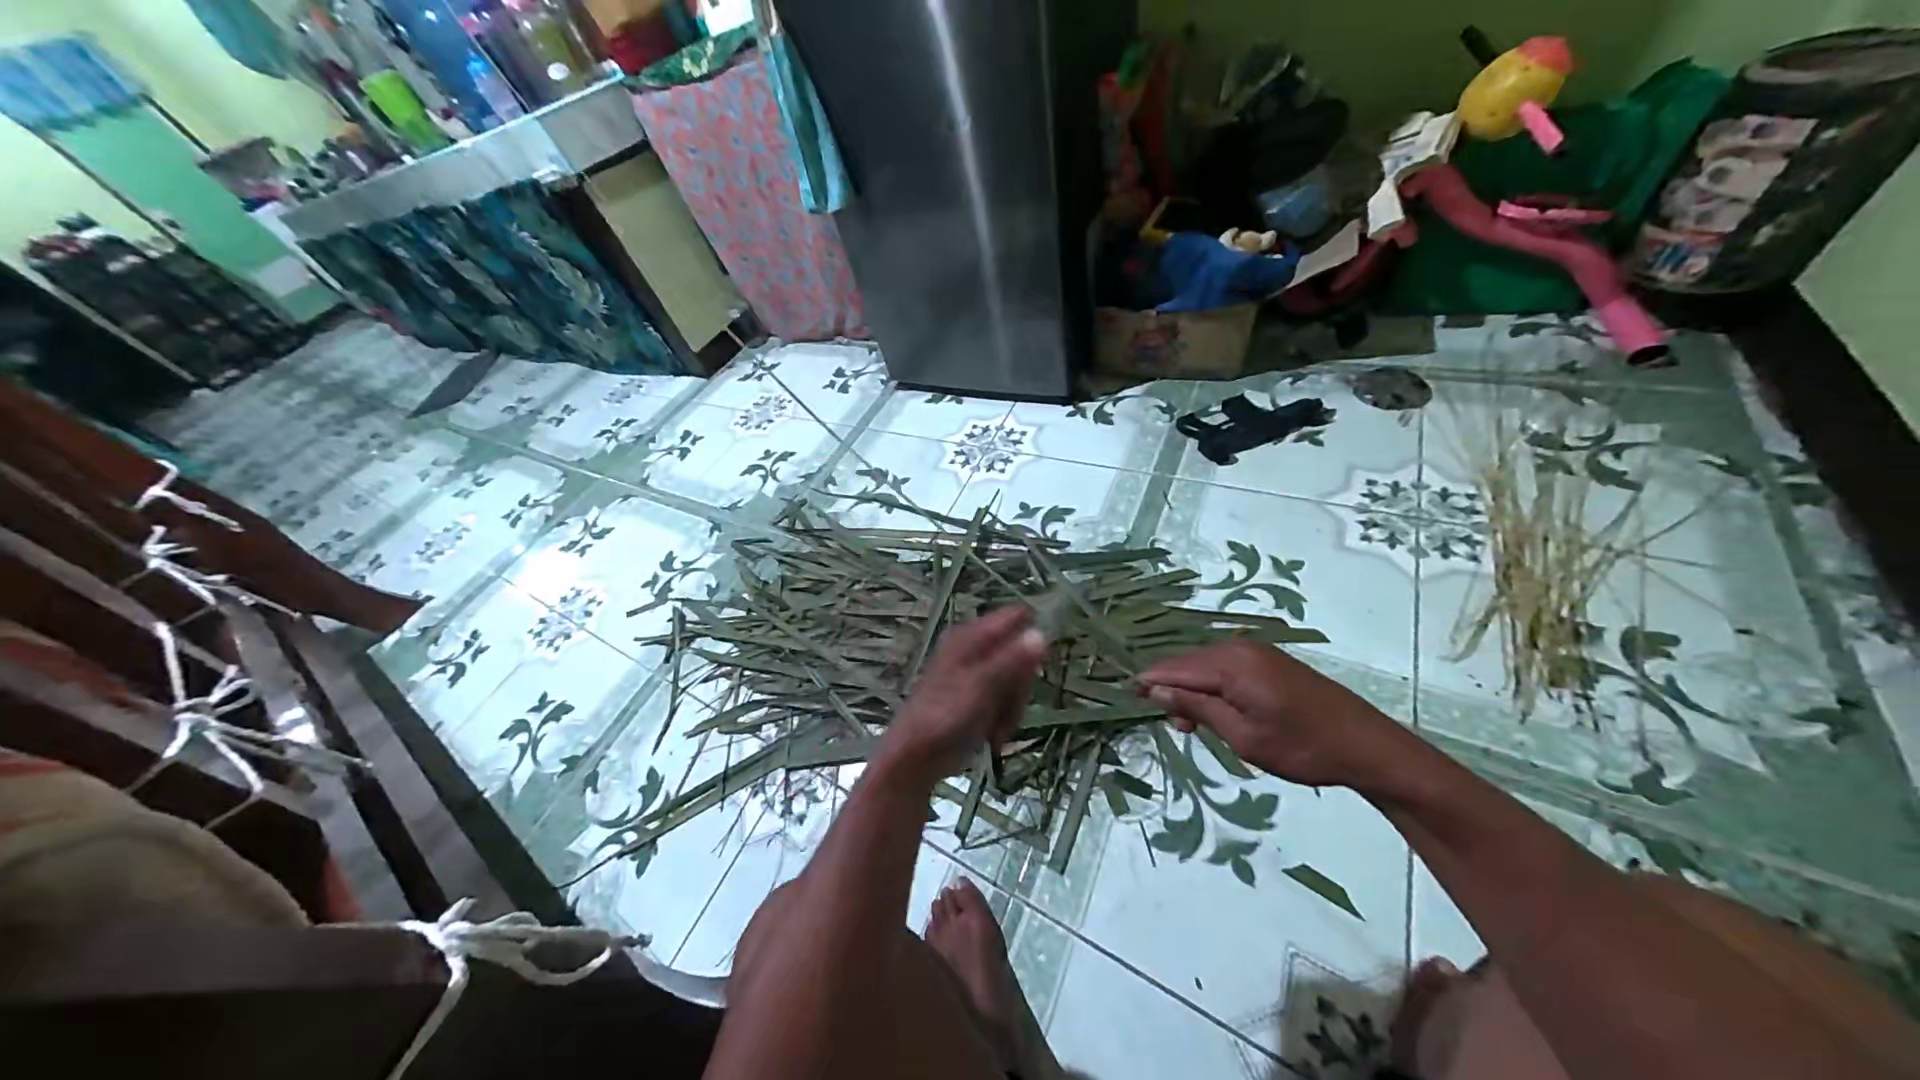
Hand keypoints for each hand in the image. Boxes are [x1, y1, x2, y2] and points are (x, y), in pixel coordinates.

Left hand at [879, 606, 1047, 783]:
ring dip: (1013, 705)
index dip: (1032, 637)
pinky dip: (1005, 716)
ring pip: (1018, 679)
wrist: (917, 756)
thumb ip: (1012, 660)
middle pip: (1022, 652)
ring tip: (996, 724)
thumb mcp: (982, 686)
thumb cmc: (945, 716)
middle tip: (1008, 704)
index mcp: (972, 636)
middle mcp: (976, 648)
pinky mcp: (980, 696)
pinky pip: (1007, 698)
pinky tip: (993, 732)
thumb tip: (1041, 633)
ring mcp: (978, 673)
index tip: (1037, 666)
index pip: (1017, 617)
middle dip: (1021, 683)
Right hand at [1135, 639, 1406, 787]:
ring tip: (1200, 727)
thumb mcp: (1242, 736)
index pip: (1174, 668)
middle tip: (1180, 729)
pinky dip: (1214, 687)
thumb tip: (1156, 691)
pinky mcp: (1270, 661)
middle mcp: (1240, 647)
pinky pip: (1226, 667)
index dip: (1149, 684)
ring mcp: (1257, 651)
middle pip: (1188, 664)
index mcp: (1232, 663)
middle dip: (1173, 691)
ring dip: (1194, 691)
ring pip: (1206, 666)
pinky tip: (1220, 712)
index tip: (1128, 698)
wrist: (1368, 746)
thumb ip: (1197, 708)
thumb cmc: (1302, 748)